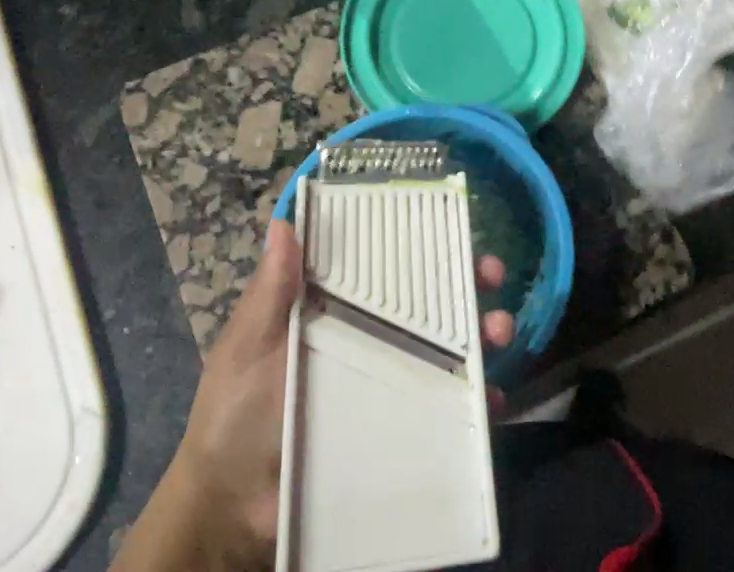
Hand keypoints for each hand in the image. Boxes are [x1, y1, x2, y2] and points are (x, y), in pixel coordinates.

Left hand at [114, 218, 514, 571]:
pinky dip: (480, 403)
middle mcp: (375, 345)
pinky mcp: (406, 435)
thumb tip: (283, 222)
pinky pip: (453, 415)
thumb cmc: (235, 417)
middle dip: (469, 284)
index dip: (423, 248)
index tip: (454, 228)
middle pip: (433, 306)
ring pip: (453, 352)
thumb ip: (271, 294)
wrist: (234, 511)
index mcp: (339, 316)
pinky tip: (492, 397)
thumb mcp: (247, 348)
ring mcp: (394, 389)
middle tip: (490, 274)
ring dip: (486, 333)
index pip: (390, 272)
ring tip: (499, 330)